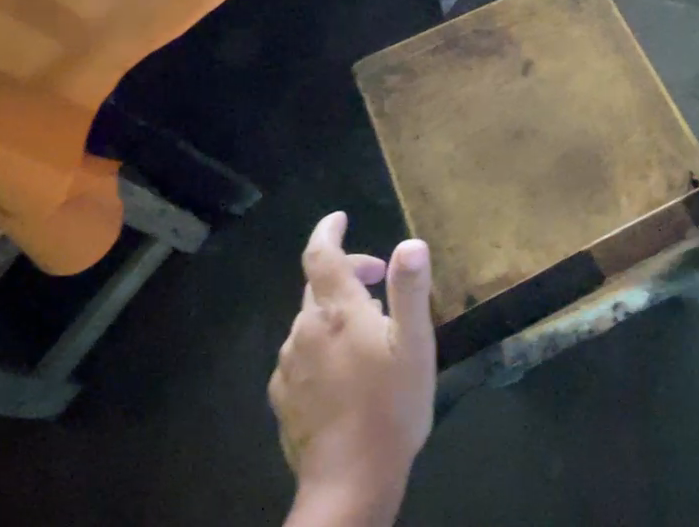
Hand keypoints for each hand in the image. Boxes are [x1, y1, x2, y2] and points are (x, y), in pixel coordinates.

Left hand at [271, 212, 435, 524]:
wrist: (350, 480)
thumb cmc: (391, 407)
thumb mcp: (414, 346)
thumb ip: (410, 291)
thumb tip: (411, 243)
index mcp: (336, 311)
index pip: (321, 255)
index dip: (328, 232)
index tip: (339, 218)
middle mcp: (305, 329)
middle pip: (318, 287)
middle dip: (347, 274)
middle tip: (378, 281)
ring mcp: (289, 364)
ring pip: (310, 322)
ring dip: (335, 314)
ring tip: (367, 334)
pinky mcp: (283, 395)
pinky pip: (301, 355)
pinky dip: (321, 347)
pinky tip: (343, 371)